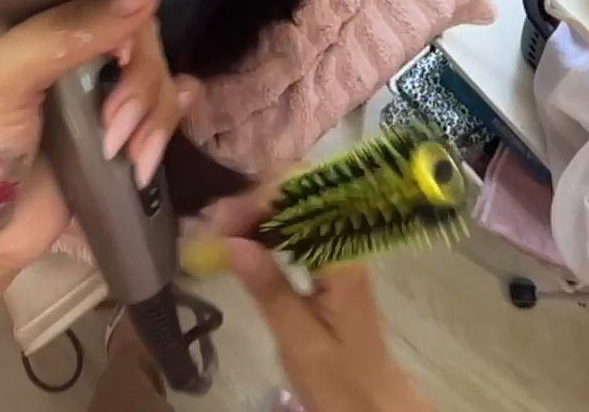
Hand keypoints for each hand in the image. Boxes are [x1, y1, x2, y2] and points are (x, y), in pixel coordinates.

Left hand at [0, 0, 179, 269]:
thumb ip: (75, 27)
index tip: (123, 53)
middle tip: (114, 123)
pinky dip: (162, 132)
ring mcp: (100, 93)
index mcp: (41, 20)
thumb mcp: (8, 74)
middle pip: (143, 37)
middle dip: (140, 83)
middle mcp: (76, 49)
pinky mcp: (120, 133)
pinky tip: (144, 158)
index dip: (130, 12)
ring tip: (120, 154)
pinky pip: (167, 110)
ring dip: (150, 117)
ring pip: (160, 76)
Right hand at [214, 196, 429, 411]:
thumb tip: (234, 243)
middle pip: (297, 197)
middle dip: (252, 204)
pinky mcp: (329, 262)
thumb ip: (270, 289)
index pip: (301, 201)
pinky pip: (295, 229)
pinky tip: (242, 239)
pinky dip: (266, 230)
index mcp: (342, 257)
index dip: (259, 201)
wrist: (376, 407)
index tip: (222, 221)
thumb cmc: (342, 382)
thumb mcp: (300, 342)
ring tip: (219, 228)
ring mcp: (338, 250)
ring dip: (256, 214)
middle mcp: (344, 242)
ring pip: (294, 210)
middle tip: (212, 223)